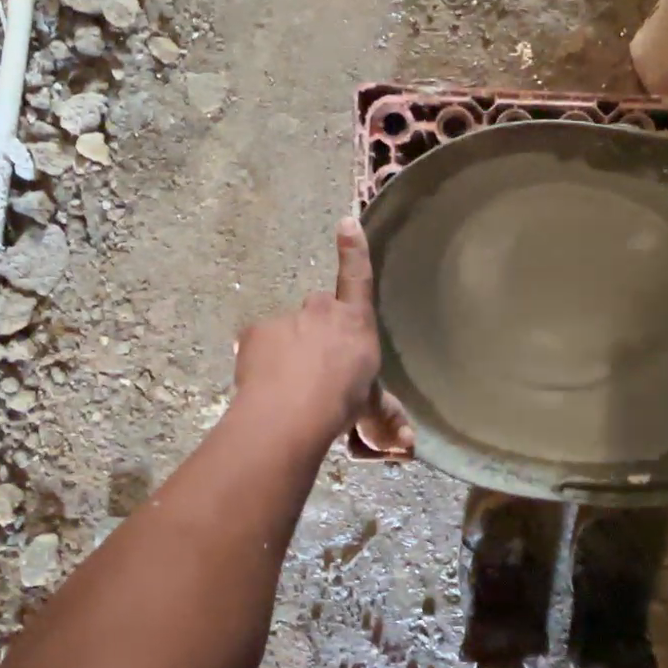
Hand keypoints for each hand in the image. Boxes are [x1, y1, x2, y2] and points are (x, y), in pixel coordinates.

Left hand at [233, 218, 381, 438]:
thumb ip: (387, 419)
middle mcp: (322, 311)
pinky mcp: (257, 332)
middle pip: (319, 313)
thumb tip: (411, 446)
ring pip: (287, 332)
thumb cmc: (342, 404)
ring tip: (287, 388)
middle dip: (316, 335)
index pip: (358, 277)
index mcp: (355, 323)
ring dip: (288, 352)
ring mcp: (287, 319)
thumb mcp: (369, 410)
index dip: (354, 249)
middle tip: (315, 371)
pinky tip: (264, 387)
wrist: (292, 411)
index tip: (346, 221)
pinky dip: (261, 361)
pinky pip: (260, 345)